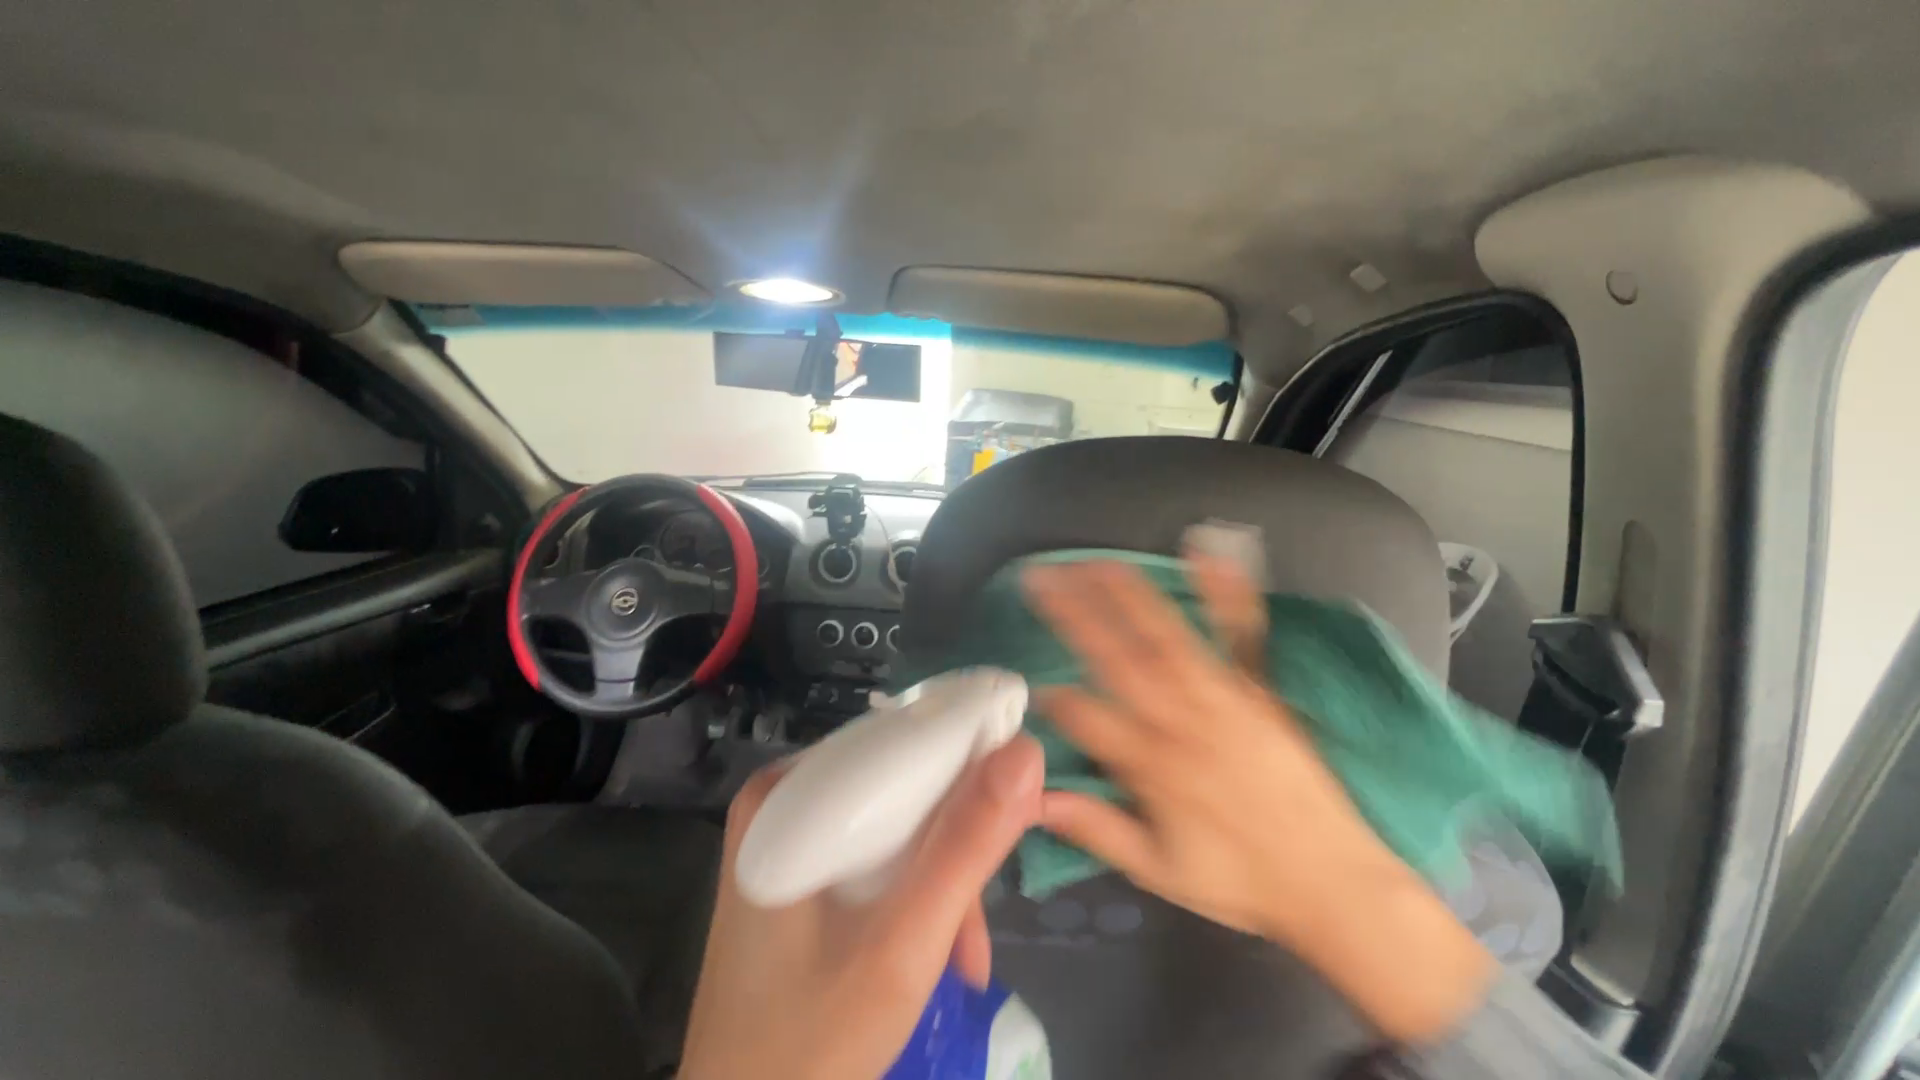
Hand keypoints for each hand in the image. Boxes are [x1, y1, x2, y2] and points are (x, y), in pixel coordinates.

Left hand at [678, 736, 1043, 1079]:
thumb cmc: (809, 1041)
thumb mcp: (901, 945)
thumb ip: (965, 847)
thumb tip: (1025, 752)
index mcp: (789, 795)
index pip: (899, 742)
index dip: (970, 762)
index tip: (1024, 802)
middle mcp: (784, 801)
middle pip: (899, 789)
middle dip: (955, 848)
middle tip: (985, 912)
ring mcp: (789, 841)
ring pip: (895, 828)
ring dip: (942, 884)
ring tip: (966, 958)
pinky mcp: (799, 877)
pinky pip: (875, 860)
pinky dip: (913, 900)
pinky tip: (940, 956)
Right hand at [1023, 555, 1493, 1041]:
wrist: (1332, 882)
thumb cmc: (1240, 880)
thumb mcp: (1161, 870)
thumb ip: (1099, 830)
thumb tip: (1037, 799)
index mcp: (1155, 767)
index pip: (1089, 718)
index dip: (1054, 698)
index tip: (1030, 683)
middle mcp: (1184, 723)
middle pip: (1120, 659)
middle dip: (1076, 615)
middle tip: (1043, 580)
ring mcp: (1226, 700)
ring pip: (1168, 638)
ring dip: (1129, 595)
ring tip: (1096, 563)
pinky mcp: (1262, 692)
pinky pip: (1243, 636)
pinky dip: (1226, 593)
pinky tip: (1206, 556)